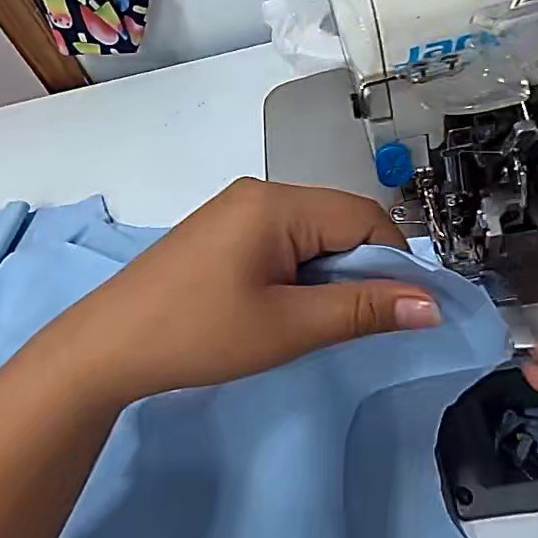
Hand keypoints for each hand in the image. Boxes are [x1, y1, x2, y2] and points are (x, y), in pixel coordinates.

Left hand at [40, 179, 440, 404]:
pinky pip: (281, 239)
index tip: (397, 311)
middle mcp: (259, 192)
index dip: (392, 263)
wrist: (107, 345)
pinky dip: (297, 270)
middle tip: (347, 322)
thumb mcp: (288, 326)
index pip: (364, 218)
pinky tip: (281, 305)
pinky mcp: (221, 229)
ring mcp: (236, 208)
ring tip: (308, 318)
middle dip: (357, 270)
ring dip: (327, 273)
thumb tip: (431, 305)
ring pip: (311, 233)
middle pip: (338, 221)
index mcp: (276, 203)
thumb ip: (363, 310)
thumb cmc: (198, 333)